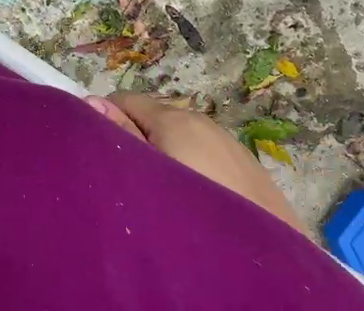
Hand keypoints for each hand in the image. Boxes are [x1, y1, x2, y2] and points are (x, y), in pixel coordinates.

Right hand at [96, 92, 307, 235]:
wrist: (272, 264)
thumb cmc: (195, 212)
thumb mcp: (146, 175)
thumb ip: (120, 135)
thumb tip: (91, 100)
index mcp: (176, 119)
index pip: (124, 100)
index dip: (108, 121)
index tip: (104, 152)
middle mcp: (204, 122)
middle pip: (155, 118)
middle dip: (138, 139)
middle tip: (133, 178)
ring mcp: (232, 145)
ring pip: (183, 139)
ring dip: (168, 155)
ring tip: (165, 194)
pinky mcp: (252, 170)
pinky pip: (208, 157)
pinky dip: (195, 169)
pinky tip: (198, 203)